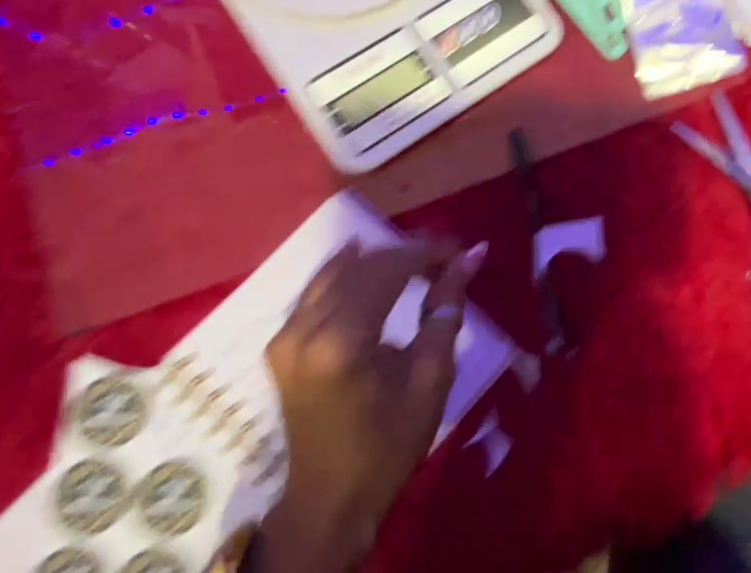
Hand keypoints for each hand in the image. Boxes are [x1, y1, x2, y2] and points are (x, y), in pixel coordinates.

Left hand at [254, 239, 484, 570]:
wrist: (330, 498)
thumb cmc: (390, 444)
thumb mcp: (431, 378)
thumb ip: (446, 310)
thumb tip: (470, 256)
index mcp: (341, 341)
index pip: (388, 269)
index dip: (427, 253)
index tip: (461, 252)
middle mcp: (304, 329)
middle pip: (361, 266)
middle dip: (405, 253)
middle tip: (446, 257)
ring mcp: (285, 335)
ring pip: (335, 272)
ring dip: (378, 260)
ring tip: (417, 262)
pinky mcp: (280, 344)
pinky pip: (316, 290)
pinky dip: (348, 274)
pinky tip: (371, 268)